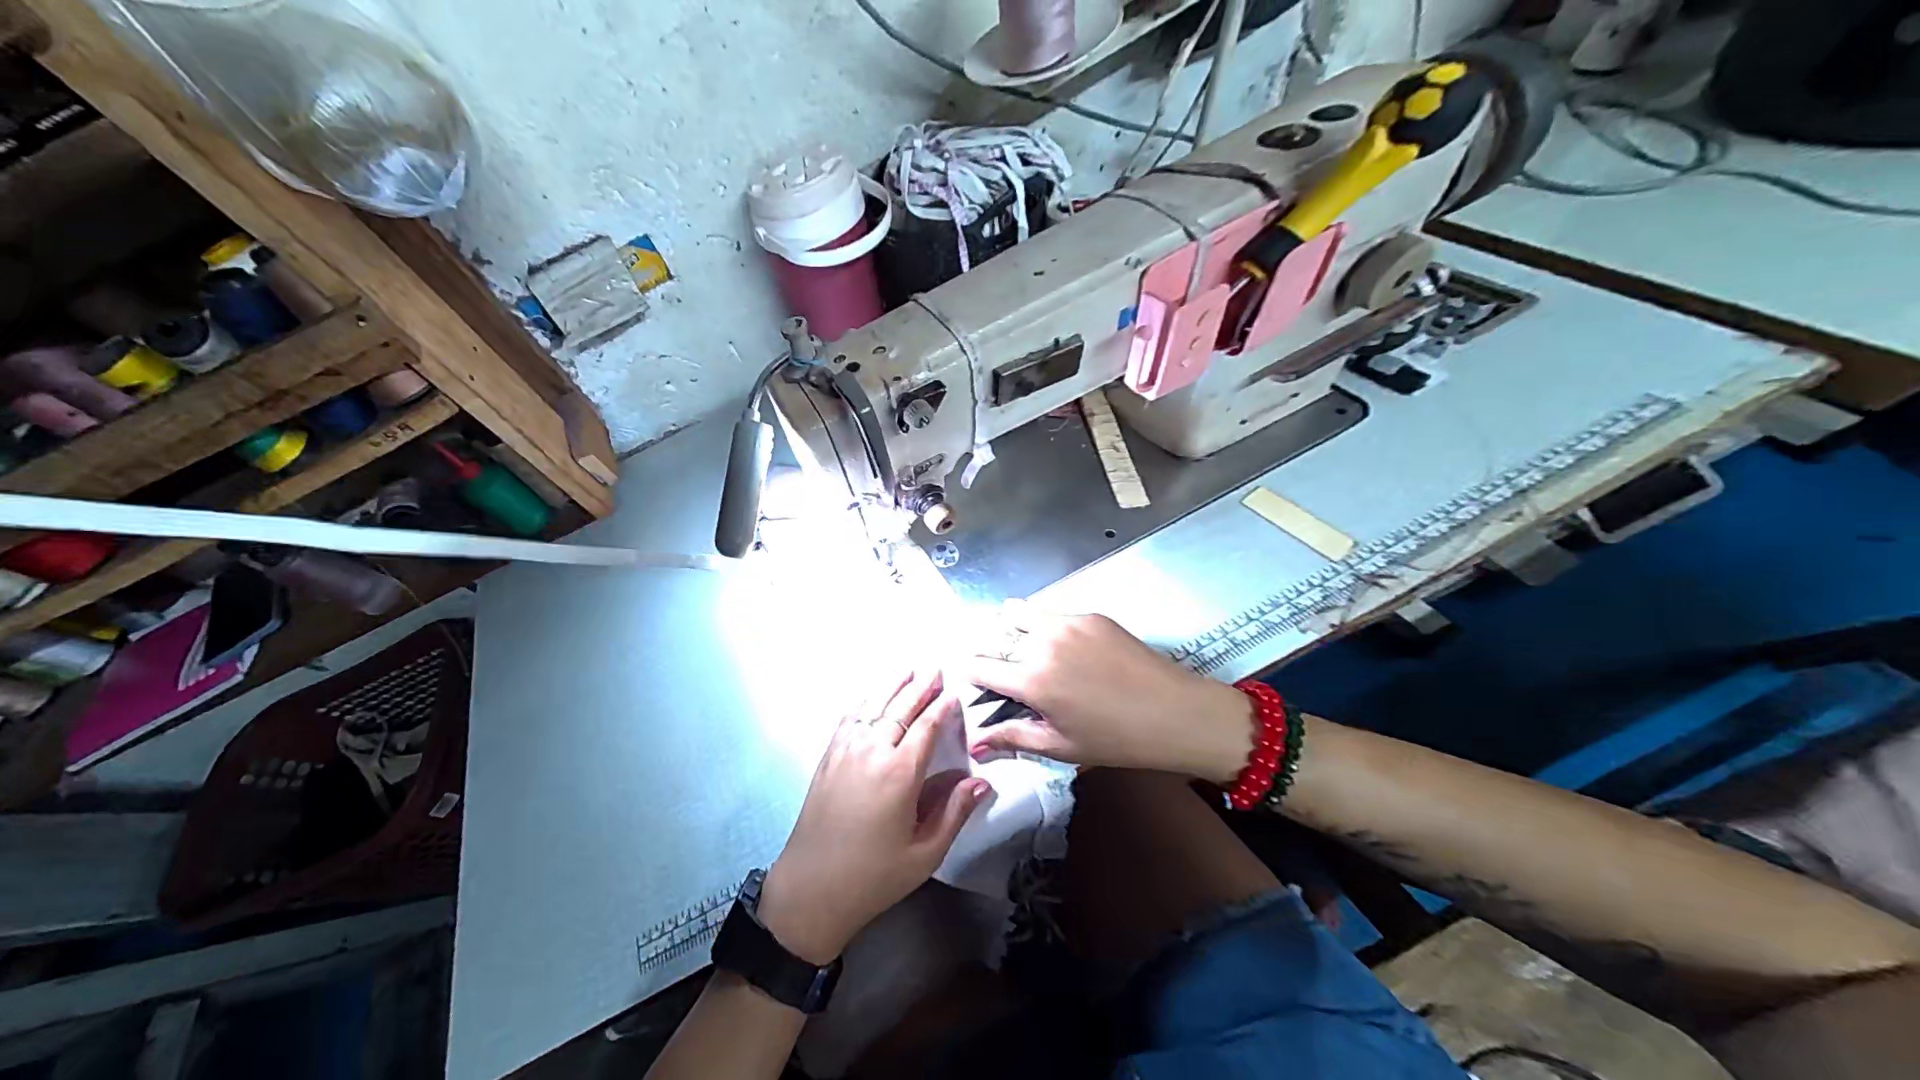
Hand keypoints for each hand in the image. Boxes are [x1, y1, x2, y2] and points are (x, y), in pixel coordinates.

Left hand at [759, 669, 989, 964]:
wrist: (810, 890)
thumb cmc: (873, 876)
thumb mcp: (925, 853)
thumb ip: (954, 813)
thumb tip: (981, 782)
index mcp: (900, 773)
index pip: (926, 728)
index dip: (942, 709)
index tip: (954, 695)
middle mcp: (871, 753)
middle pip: (899, 709)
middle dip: (919, 687)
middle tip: (934, 671)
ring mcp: (844, 753)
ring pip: (872, 707)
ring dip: (891, 687)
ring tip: (907, 671)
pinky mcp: (827, 761)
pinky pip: (848, 721)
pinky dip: (863, 704)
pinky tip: (870, 700)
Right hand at [964, 606, 1254, 782]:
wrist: (1175, 712)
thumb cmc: (1115, 739)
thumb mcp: (1060, 746)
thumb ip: (1013, 737)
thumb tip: (975, 744)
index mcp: (1031, 681)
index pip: (979, 666)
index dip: (969, 673)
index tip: (972, 679)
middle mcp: (1041, 644)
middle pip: (993, 634)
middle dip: (987, 649)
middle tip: (998, 666)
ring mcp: (1067, 623)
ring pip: (1018, 613)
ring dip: (1010, 627)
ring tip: (1022, 647)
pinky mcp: (1089, 615)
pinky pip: (1051, 612)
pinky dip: (1042, 625)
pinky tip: (1061, 646)